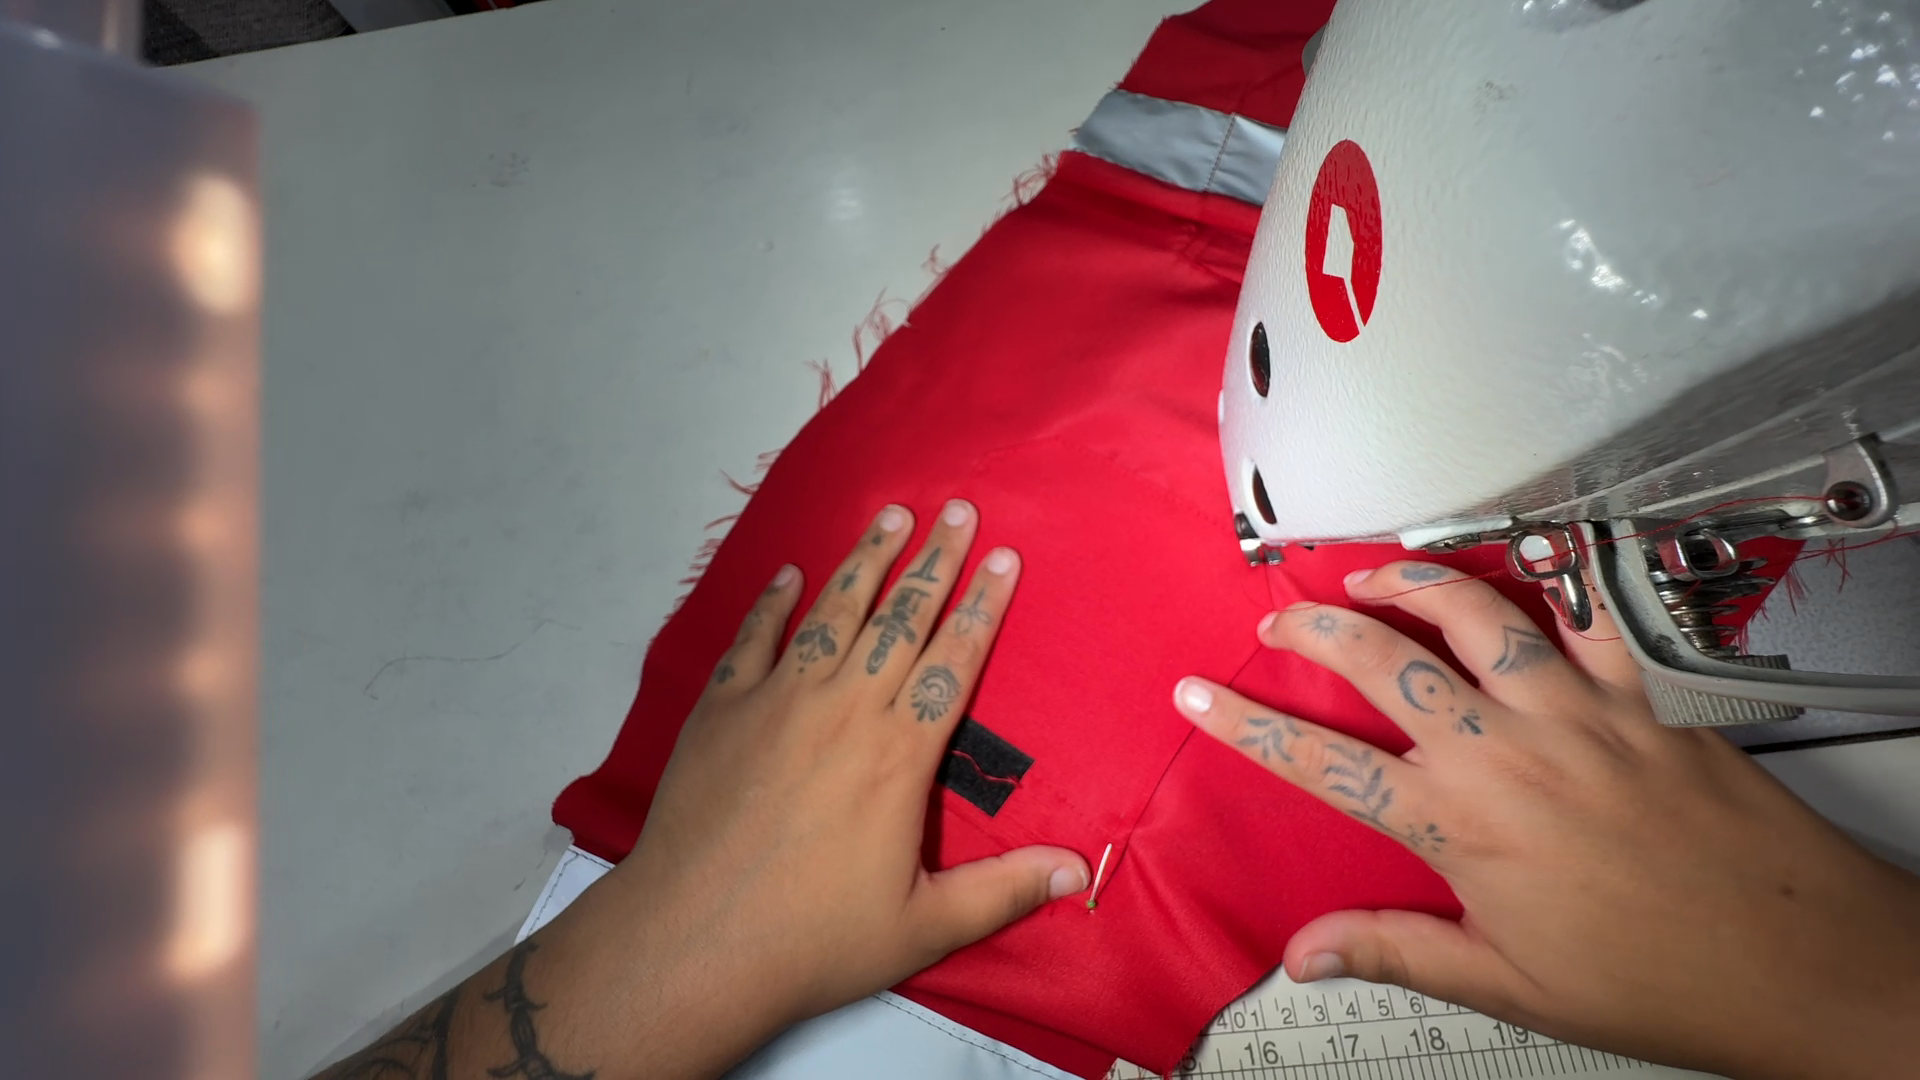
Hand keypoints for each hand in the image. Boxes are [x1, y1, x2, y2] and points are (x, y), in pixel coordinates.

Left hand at [532, 500, 1088, 1076]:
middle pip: (902, 618)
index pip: (954, 659)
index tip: (1003, 558)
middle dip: (935, 560)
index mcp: (899, 752)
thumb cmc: (812, 938)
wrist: (689, 945)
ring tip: (892, 514)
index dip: (983, 606)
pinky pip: (753, 639)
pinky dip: (771, 602)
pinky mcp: (722, 707)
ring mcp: (778, 699)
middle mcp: (845, 707)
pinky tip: (787, 572)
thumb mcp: (923, 927)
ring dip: (867, 560)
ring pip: (834, 611)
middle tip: (958, 511)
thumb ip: (1003, 889)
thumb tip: (1077, 869)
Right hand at [1172, 562, 1919, 1079]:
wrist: (1824, 978)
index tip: (1196, 694)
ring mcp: (1573, 713)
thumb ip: (1390, 949)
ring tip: (1368, 576)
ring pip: (1470, 615)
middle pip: (1377, 661)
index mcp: (1456, 823)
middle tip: (1279, 618)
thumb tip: (1300, 954)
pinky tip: (1511, 562)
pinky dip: (1550, 574)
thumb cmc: (1656, 982)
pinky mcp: (1641, 695)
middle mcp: (1500, 753)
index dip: (1243, 723)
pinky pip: (1590, 612)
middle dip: (1311, 627)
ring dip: (1406, 583)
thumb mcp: (1506, 984)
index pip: (1317, 761)